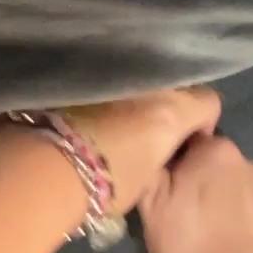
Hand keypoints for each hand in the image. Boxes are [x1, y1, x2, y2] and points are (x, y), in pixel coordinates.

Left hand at [62, 86, 222, 213]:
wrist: (45, 166)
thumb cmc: (105, 182)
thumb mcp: (149, 179)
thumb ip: (164, 152)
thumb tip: (163, 147)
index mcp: (172, 108)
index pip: (208, 102)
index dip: (201, 122)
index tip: (186, 141)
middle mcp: (149, 81)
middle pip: (174, 86)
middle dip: (169, 105)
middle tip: (152, 133)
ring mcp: (114, 71)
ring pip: (140, 78)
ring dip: (137, 97)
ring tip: (122, 124)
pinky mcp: (81, 70)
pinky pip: (107, 78)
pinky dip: (108, 93)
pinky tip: (96, 115)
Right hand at [138, 134, 252, 252]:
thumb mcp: (153, 214)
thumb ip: (151, 176)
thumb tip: (155, 159)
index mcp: (215, 151)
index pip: (183, 143)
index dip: (167, 168)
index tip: (156, 195)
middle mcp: (248, 164)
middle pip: (209, 172)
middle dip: (191, 194)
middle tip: (172, 229)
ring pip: (229, 199)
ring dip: (213, 217)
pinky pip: (249, 224)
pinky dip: (235, 236)